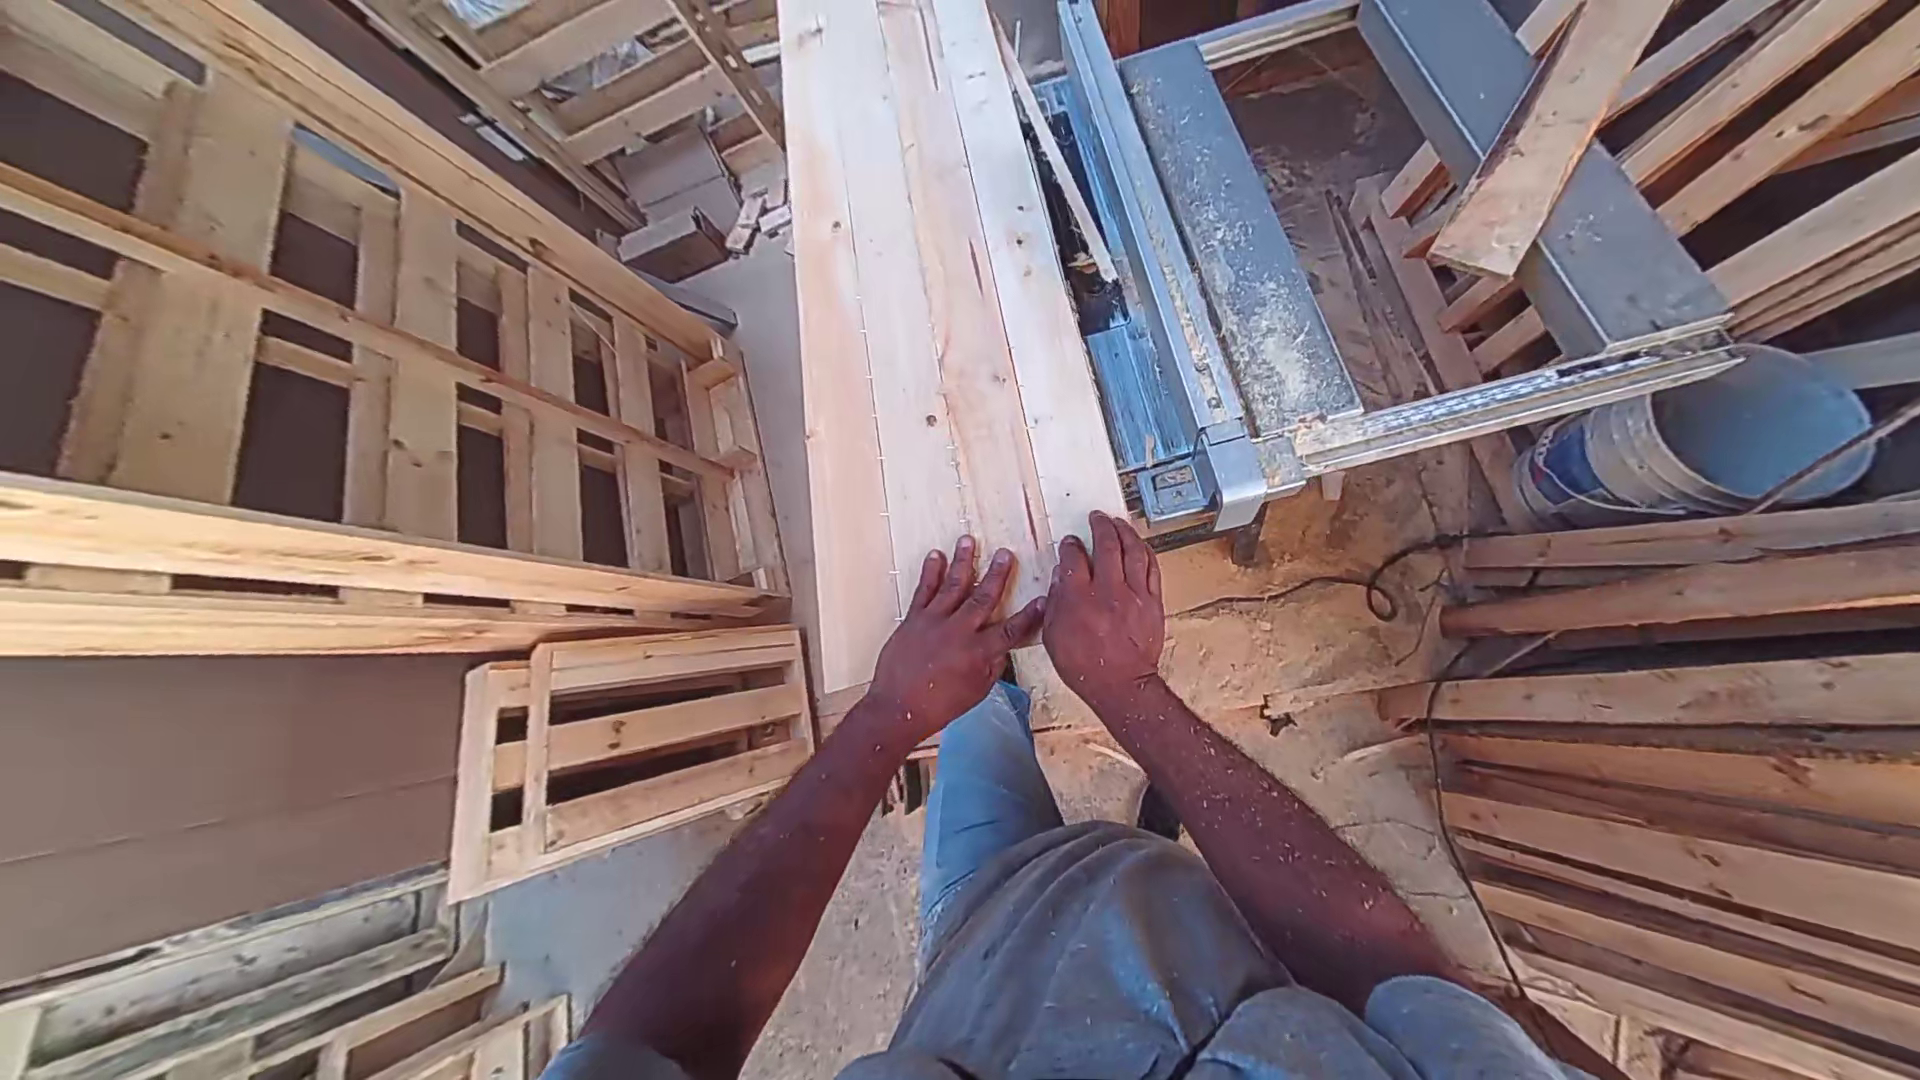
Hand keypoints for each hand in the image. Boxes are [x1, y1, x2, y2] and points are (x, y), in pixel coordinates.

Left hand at [859, 537, 1045, 749]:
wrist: (897, 708)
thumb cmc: (939, 706)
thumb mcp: (976, 692)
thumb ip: (992, 667)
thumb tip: (1001, 649)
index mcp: (978, 653)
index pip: (1011, 630)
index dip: (1030, 616)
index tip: (1044, 600)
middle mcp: (959, 631)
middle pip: (983, 597)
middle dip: (997, 574)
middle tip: (1006, 553)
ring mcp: (935, 621)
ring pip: (954, 585)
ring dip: (964, 561)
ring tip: (969, 540)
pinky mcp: (914, 619)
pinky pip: (924, 590)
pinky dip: (931, 571)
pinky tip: (936, 556)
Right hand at [1043, 511, 1164, 707]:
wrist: (1120, 684)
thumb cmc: (1084, 665)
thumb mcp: (1053, 635)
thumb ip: (1054, 602)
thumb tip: (1060, 578)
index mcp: (1078, 598)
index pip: (1073, 557)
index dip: (1070, 545)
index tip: (1070, 542)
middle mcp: (1107, 590)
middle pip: (1106, 544)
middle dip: (1100, 526)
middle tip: (1096, 518)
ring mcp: (1133, 595)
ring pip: (1133, 550)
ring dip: (1124, 532)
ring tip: (1118, 522)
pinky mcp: (1152, 602)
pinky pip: (1152, 568)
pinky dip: (1145, 551)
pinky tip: (1139, 544)